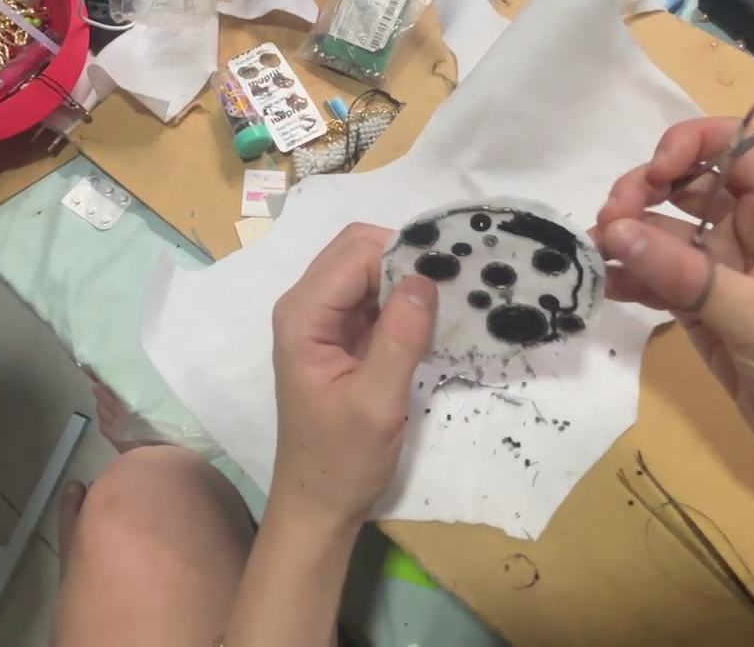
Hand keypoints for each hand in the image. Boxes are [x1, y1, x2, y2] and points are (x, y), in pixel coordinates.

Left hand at [269, 224, 436, 531]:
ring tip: (448, 296)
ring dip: (405, 275)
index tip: (448, 275)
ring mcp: (321, 316)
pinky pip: (371, 293)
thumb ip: (399, 339)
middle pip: (356, 250)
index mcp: (303, 315)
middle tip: (450, 284)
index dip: (401, 254)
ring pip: (366, 267)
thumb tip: (425, 279)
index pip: (354, 253)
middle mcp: (305, 304)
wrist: (318, 502)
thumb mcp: (376, 405)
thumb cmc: (340, 460)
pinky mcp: (339, 331)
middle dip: (404, 257)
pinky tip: (430, 316)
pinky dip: (401, 296)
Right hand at [593, 118, 753, 489]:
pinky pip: (652, 274)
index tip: (654, 174)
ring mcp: (719, 268)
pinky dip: (626, 275)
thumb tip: (613, 231)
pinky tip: (606, 287)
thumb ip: (685, 274)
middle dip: (642, 192)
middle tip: (608, 224)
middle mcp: (748, 230)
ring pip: (660, 228)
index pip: (735, 148)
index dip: (690, 145)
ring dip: (624, 234)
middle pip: (683, 182)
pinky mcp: (697, 304)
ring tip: (594, 255)